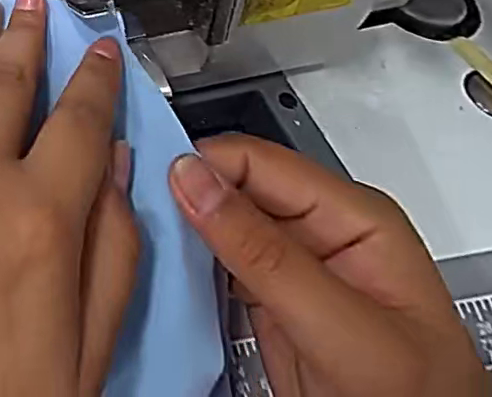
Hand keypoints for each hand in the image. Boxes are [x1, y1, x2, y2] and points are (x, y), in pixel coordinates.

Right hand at [168, 136, 491, 396]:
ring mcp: (287, 259)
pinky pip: (212, 254)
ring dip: (181, 225)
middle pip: (229, 181)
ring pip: (213, 215)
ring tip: (147, 234)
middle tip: (140, 209)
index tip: (152, 183)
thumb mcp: (344, 332)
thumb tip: (192, 177)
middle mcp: (316, 226)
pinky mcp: (264, 290)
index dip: (200, 166)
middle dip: (184, 193)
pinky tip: (168, 264)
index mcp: (350, 214)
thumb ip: (266, 252)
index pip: (253, 159)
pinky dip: (186, 257)